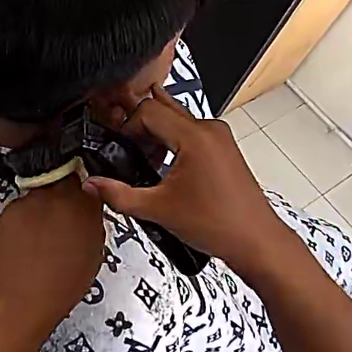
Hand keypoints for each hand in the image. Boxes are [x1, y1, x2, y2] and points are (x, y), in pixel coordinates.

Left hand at [0, 175, 104, 330]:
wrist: (25, 299)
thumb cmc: (62, 282)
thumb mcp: (95, 250)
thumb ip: (93, 219)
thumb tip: (91, 204)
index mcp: (83, 205)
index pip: (88, 183)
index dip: (86, 194)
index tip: (84, 203)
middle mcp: (56, 197)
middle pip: (63, 184)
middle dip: (64, 198)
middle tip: (64, 220)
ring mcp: (30, 203)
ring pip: (41, 195)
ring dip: (44, 208)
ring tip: (44, 235)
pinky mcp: (9, 211)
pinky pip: (21, 207)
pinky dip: (25, 219)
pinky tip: (29, 240)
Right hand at [82, 88, 298, 277]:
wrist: (256, 241)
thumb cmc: (221, 225)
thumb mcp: (158, 210)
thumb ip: (119, 195)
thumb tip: (95, 185)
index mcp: (195, 137)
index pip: (148, 110)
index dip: (126, 126)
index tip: (118, 147)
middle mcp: (211, 130)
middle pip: (164, 110)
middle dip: (140, 128)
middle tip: (125, 147)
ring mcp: (221, 139)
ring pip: (179, 121)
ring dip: (158, 136)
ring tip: (146, 162)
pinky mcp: (225, 150)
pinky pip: (193, 134)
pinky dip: (175, 143)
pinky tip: (165, 168)